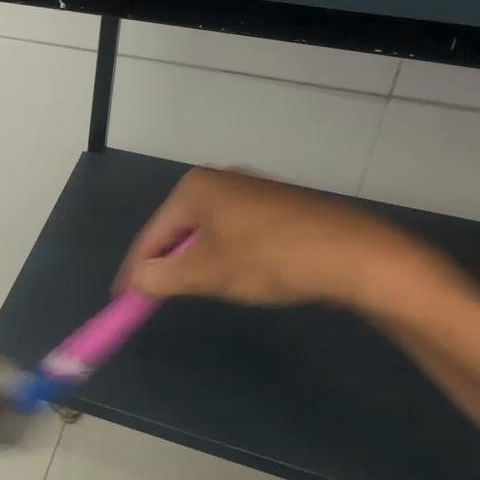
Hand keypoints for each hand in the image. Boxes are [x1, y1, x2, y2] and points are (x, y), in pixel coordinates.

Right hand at [115, 168, 444, 311]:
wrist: (356, 256)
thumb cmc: (271, 259)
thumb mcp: (206, 273)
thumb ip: (160, 277)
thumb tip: (136, 281)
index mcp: (195, 187)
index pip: (151, 234)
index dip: (135, 270)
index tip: (123, 300)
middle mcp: (220, 179)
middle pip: (178, 230)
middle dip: (168, 266)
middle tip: (158, 300)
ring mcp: (253, 190)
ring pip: (208, 233)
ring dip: (199, 264)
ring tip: (201, 292)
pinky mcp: (279, 207)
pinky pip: (236, 233)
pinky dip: (227, 256)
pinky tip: (241, 277)